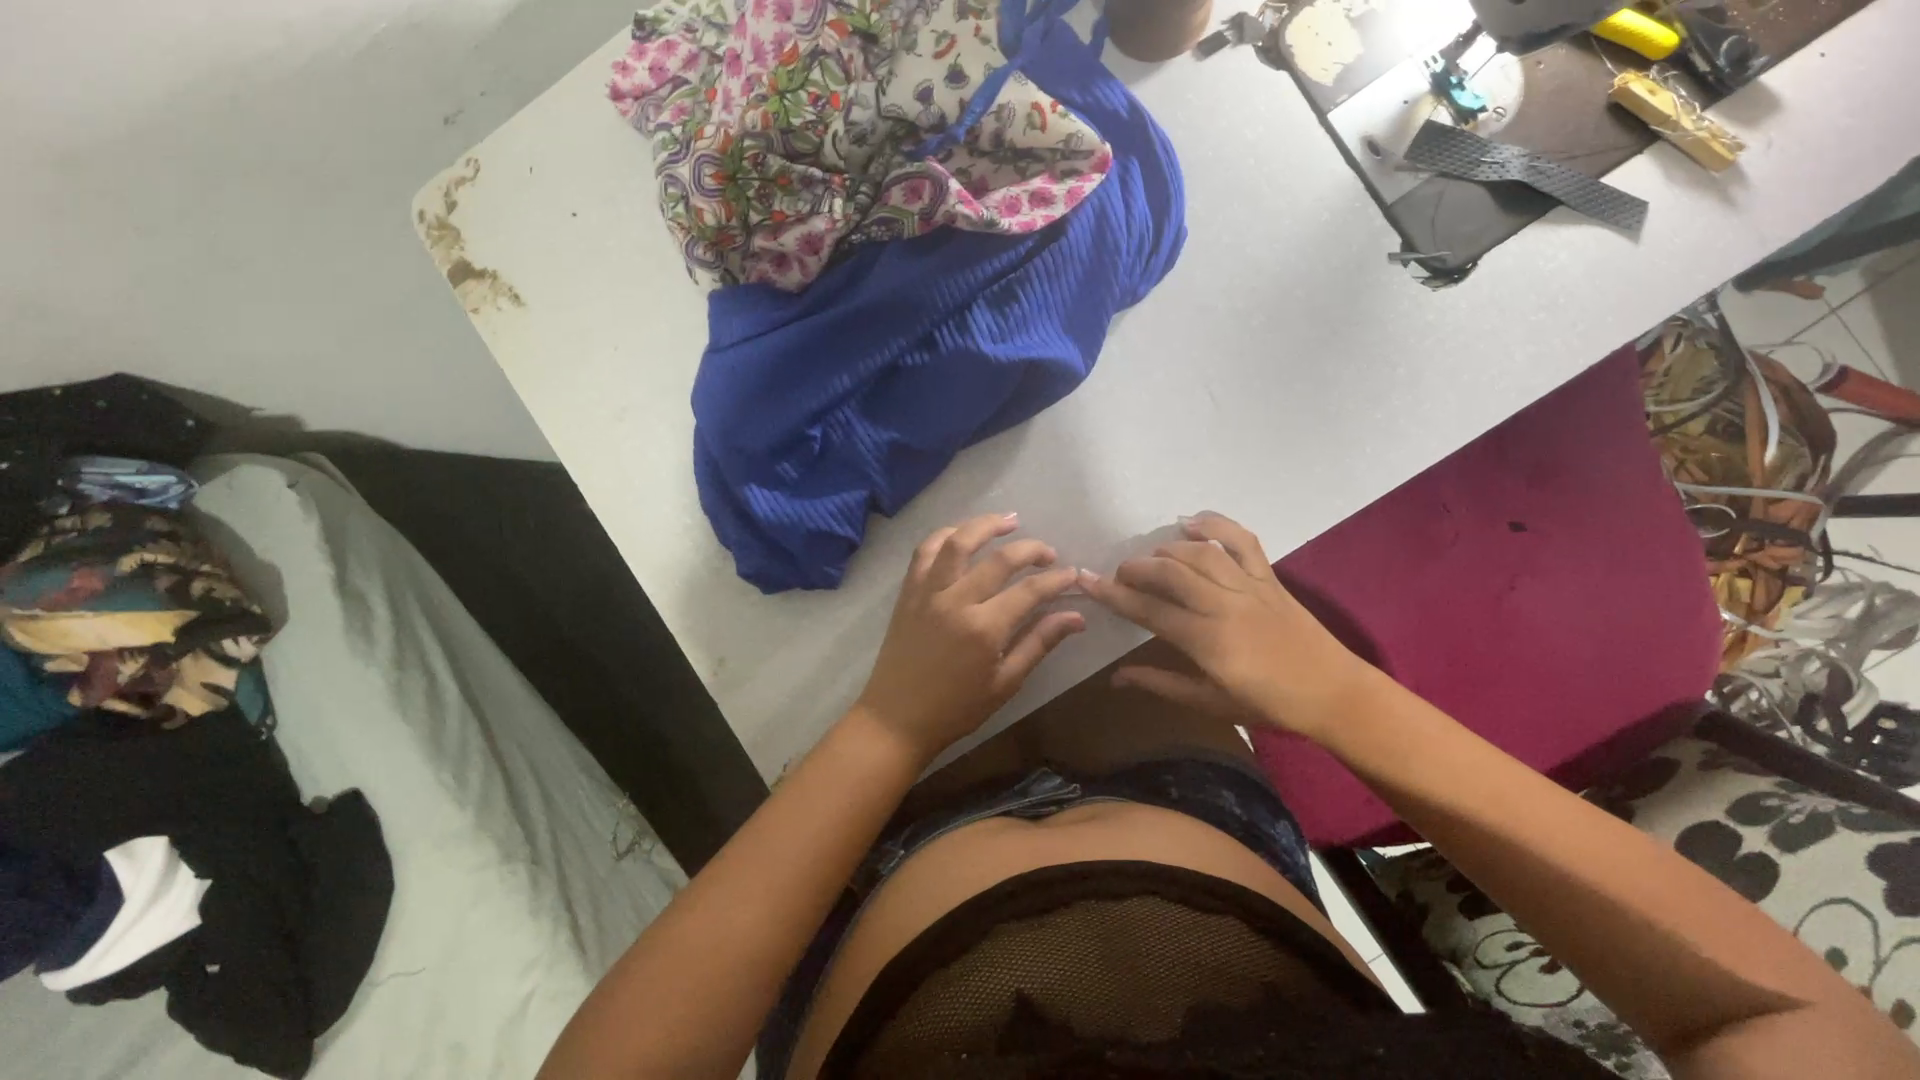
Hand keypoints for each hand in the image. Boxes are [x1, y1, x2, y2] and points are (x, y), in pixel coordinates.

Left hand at [855, 513, 1084, 761]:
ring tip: (1009, 521)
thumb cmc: (956, 708)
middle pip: (999, 559)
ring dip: (985, 525)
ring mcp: (927, 593)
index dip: (1056, 579)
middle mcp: (955, 602)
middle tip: (1048, 553)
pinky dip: (945, 535)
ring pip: (957, 543)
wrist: (897, 718)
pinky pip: (925, 552)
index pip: (1030, 591)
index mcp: (983, 629)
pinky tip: (962, 533)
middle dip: (1030, 549)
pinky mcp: (908, 593)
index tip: (1073, 574)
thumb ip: (1039, 643)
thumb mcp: (1005, 682)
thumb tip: (1076, 616)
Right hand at [1077, 512, 1372, 739]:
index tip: (1086, 581)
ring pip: (1199, 554)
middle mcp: (1224, 606)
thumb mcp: (1209, 702)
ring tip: (1150, 559)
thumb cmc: (1268, 705)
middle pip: (1170, 573)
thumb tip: (1116, 677)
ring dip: (1167, 550)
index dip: (1113, 595)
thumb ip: (1161, 683)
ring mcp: (1250, 587)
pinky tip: (1191, 522)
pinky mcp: (1270, 577)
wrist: (1332, 693)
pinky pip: (1242, 541)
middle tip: (1119, 574)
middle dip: (1136, 568)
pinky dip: (1216, 525)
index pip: (1149, 611)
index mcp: (1207, 641)